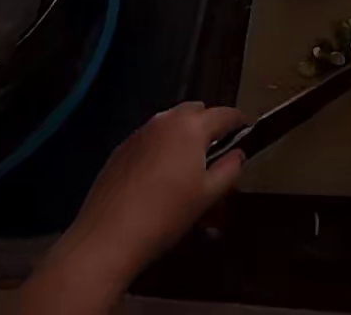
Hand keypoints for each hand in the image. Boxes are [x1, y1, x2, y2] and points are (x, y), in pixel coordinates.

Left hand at [22, 103, 245, 312]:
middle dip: (209, 124)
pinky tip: (157, 176)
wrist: (105, 239)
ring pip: (170, 122)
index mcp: (192, 127)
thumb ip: (230, 169)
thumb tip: (238, 155)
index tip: (246, 131)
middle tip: (214, 150)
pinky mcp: (120, 150)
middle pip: (196, 110)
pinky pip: (150, 138)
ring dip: (183, 134)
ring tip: (185, 163)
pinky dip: (160, 147)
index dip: (239, 122)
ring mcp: (140, 133)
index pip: (225, 114)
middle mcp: (166, 120)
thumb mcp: (207, 196)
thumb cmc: (164, 215)